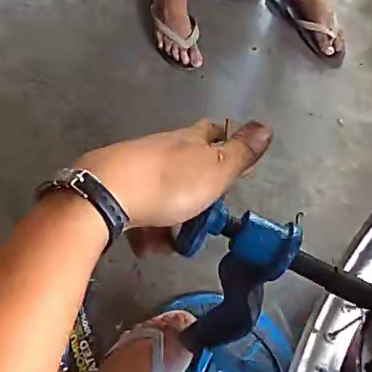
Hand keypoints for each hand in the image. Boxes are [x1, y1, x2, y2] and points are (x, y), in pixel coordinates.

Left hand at [73, 119, 272, 232]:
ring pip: (163, 194)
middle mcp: (162, 148)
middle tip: (204, 221)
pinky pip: (139, 211)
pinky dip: (146, 229)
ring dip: (172, 220)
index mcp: (190, 140)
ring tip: (173, 244)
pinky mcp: (114, 189)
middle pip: (188, 168)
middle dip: (199, 196)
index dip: (228, 143)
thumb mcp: (216, 169)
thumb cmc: (169, 183)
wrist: (105, 194)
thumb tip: (265, 126)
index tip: (238, 161)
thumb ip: (241, 152)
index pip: (214, 132)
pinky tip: (146, 245)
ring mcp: (135, 168)